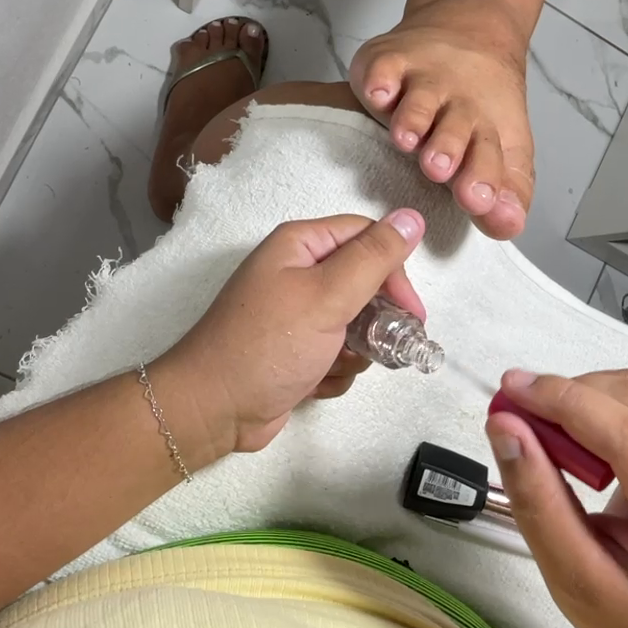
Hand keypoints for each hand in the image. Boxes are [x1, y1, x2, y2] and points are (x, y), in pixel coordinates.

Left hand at [161, 210, 425, 454]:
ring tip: (334, 365)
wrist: (215, 409)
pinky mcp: (298, 352)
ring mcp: (297, 316)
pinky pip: (338, 353)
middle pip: (365, 282)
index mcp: (300, 245)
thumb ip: (373, 258)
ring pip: (356, 323)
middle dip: (376, 318)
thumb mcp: (327, 296)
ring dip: (356, 350)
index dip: (393, 268)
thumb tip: (412, 217)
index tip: (409, 310)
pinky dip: (335, 371)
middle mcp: (298, 274)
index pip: (366, 237)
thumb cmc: (269, 345)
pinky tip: (316, 383)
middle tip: (382, 346)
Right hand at [350, 0, 534, 239]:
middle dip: (447, 148)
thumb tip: (507, 224)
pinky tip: (378, 94)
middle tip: (438, 168)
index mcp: (487, 134)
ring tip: (406, 139)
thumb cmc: (478, 106)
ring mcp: (424, 83)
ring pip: (420, 101)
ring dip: (414, 119)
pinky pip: (384, 68)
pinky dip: (379, 79)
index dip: (485, 178)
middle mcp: (458, 107)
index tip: (478, 199)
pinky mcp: (390, 62)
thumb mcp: (503, 150)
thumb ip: (505, 194)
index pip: (490, 157)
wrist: (471, 29)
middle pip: (455, 129)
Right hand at [487, 369, 627, 627]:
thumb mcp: (569, 577)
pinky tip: (582, 419)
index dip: (572, 405)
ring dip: (593, 390)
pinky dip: (613, 395)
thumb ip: (537, 500)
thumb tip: (504, 424)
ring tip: (547, 418)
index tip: (511, 389)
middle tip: (517, 406)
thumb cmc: (625, 618)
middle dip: (575, 393)